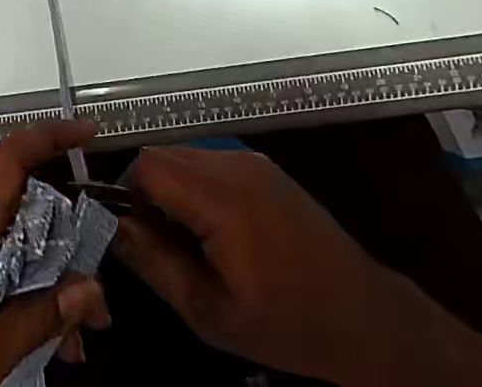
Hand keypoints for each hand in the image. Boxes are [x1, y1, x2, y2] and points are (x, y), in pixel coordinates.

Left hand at [0, 122, 112, 386]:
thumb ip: (38, 318)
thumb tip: (89, 289)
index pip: (9, 157)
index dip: (49, 137)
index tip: (87, 133)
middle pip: (20, 201)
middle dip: (68, 231)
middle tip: (102, 284)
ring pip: (11, 240)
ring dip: (50, 273)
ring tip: (85, 329)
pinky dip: (26, 290)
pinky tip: (49, 336)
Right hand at [115, 148, 481, 386]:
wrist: (371, 323)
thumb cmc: (290, 325)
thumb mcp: (210, 312)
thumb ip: (153, 261)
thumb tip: (110, 225)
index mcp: (224, 200)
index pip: (147, 165)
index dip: (126, 193)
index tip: (130, 231)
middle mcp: (237, 165)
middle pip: (162, 155)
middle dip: (145, 191)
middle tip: (155, 240)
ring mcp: (253, 161)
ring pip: (183, 155)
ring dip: (169, 187)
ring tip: (185, 237)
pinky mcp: (263, 166)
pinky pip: (207, 161)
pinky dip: (193, 185)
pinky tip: (211, 227)